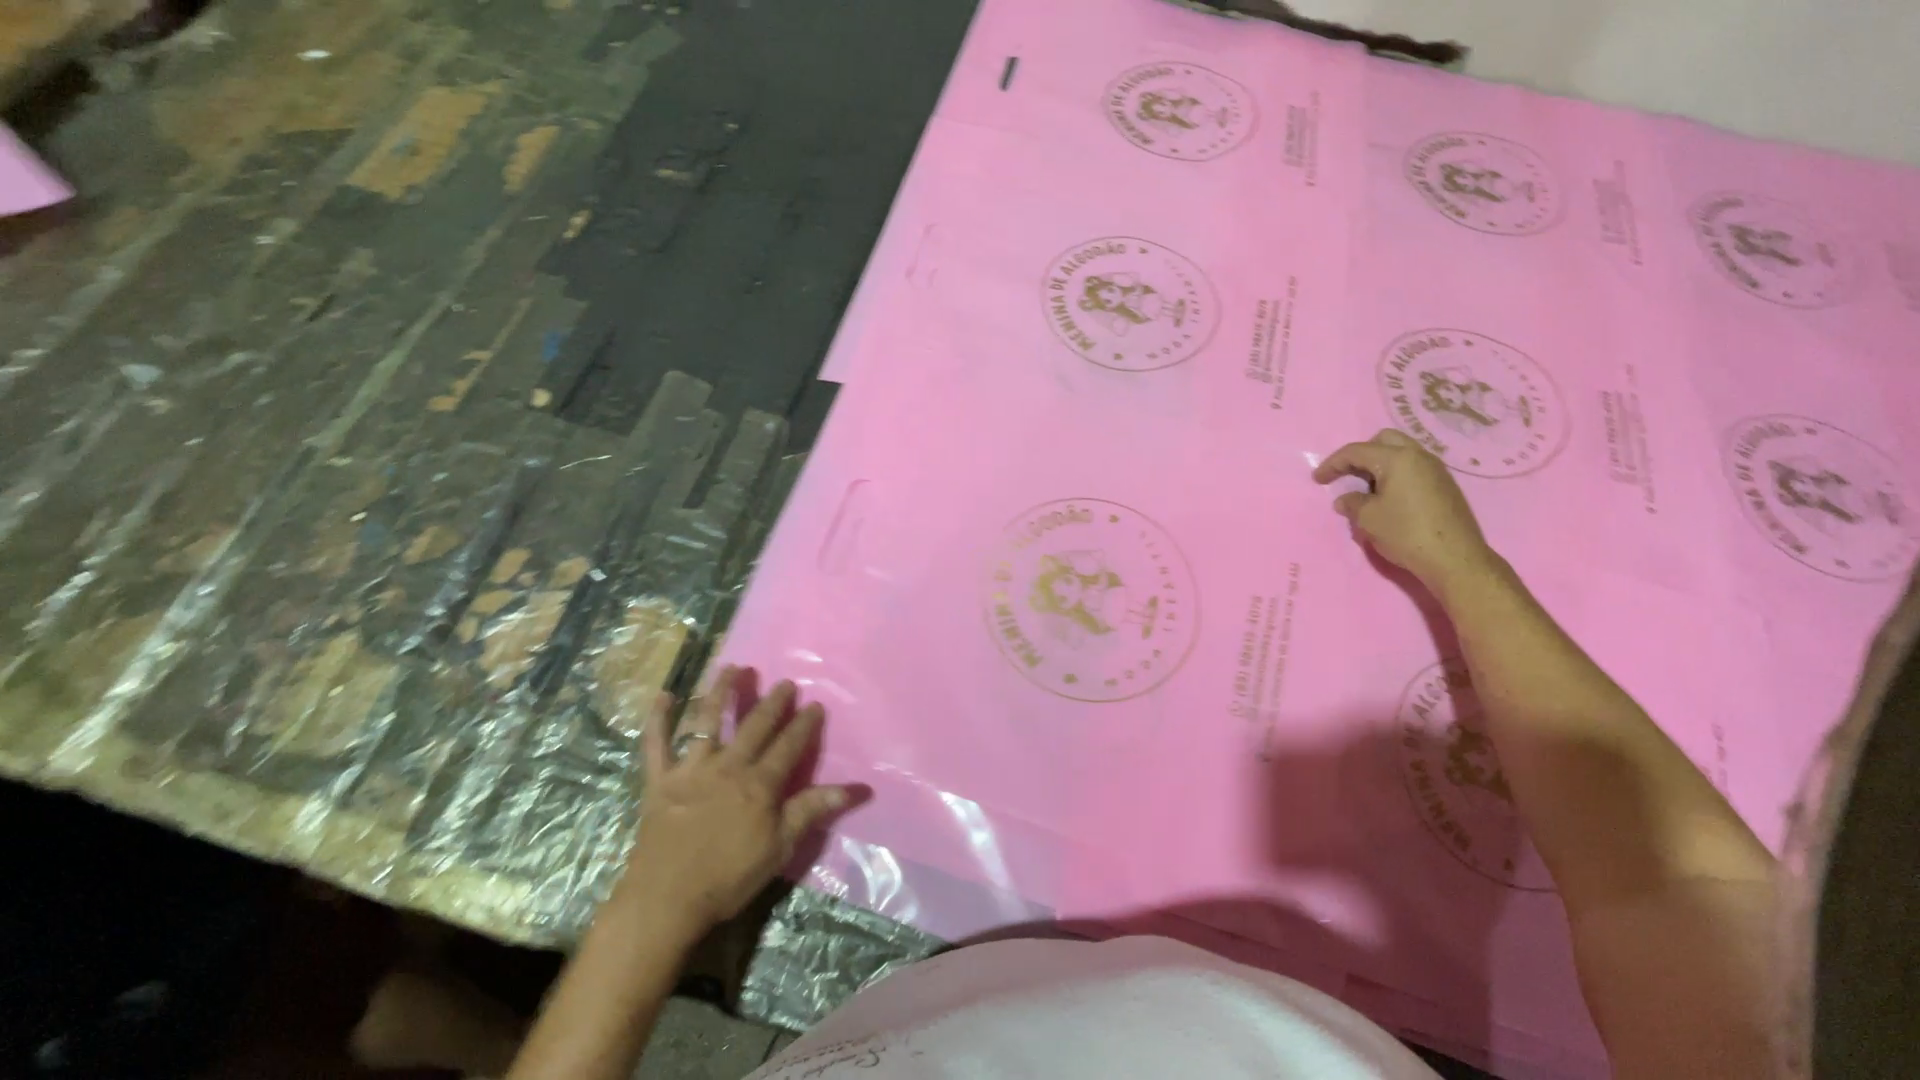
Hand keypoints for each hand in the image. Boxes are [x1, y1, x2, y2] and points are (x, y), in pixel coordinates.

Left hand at [610, 667, 851, 935]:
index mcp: (759, 785)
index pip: (788, 746)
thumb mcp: (780, 847)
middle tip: (785, 683)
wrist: (666, 899)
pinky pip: (656, 744)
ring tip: (733, 668)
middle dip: (772, 703)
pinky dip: (658, 719)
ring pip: (706, 721)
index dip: (804, 725)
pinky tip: (663, 695)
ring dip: (721, 692)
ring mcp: (690, 770)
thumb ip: (811, 811)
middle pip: (754, 727)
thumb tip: (857, 788)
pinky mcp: (659, 781)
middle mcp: (727, 767)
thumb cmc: (728, 878)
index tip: (816, 704)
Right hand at [1312, 429, 1499, 593]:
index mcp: (1397, 458)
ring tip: (1368, 489)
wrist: (1454, 558)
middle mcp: (1419, 456)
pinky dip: (1396, 474)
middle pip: (1384, 440)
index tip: (1317, 479)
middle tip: (1348, 475)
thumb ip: (1352, 503)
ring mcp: (1435, 470)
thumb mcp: (1368, 519)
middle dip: (1361, 454)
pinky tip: (1390, 498)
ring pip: (1402, 453)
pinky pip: (1414, 468)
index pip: (1356, 451)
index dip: (1333, 464)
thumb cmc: (1406, 533)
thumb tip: (1345, 499)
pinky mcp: (1444, 485)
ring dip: (1380, 464)